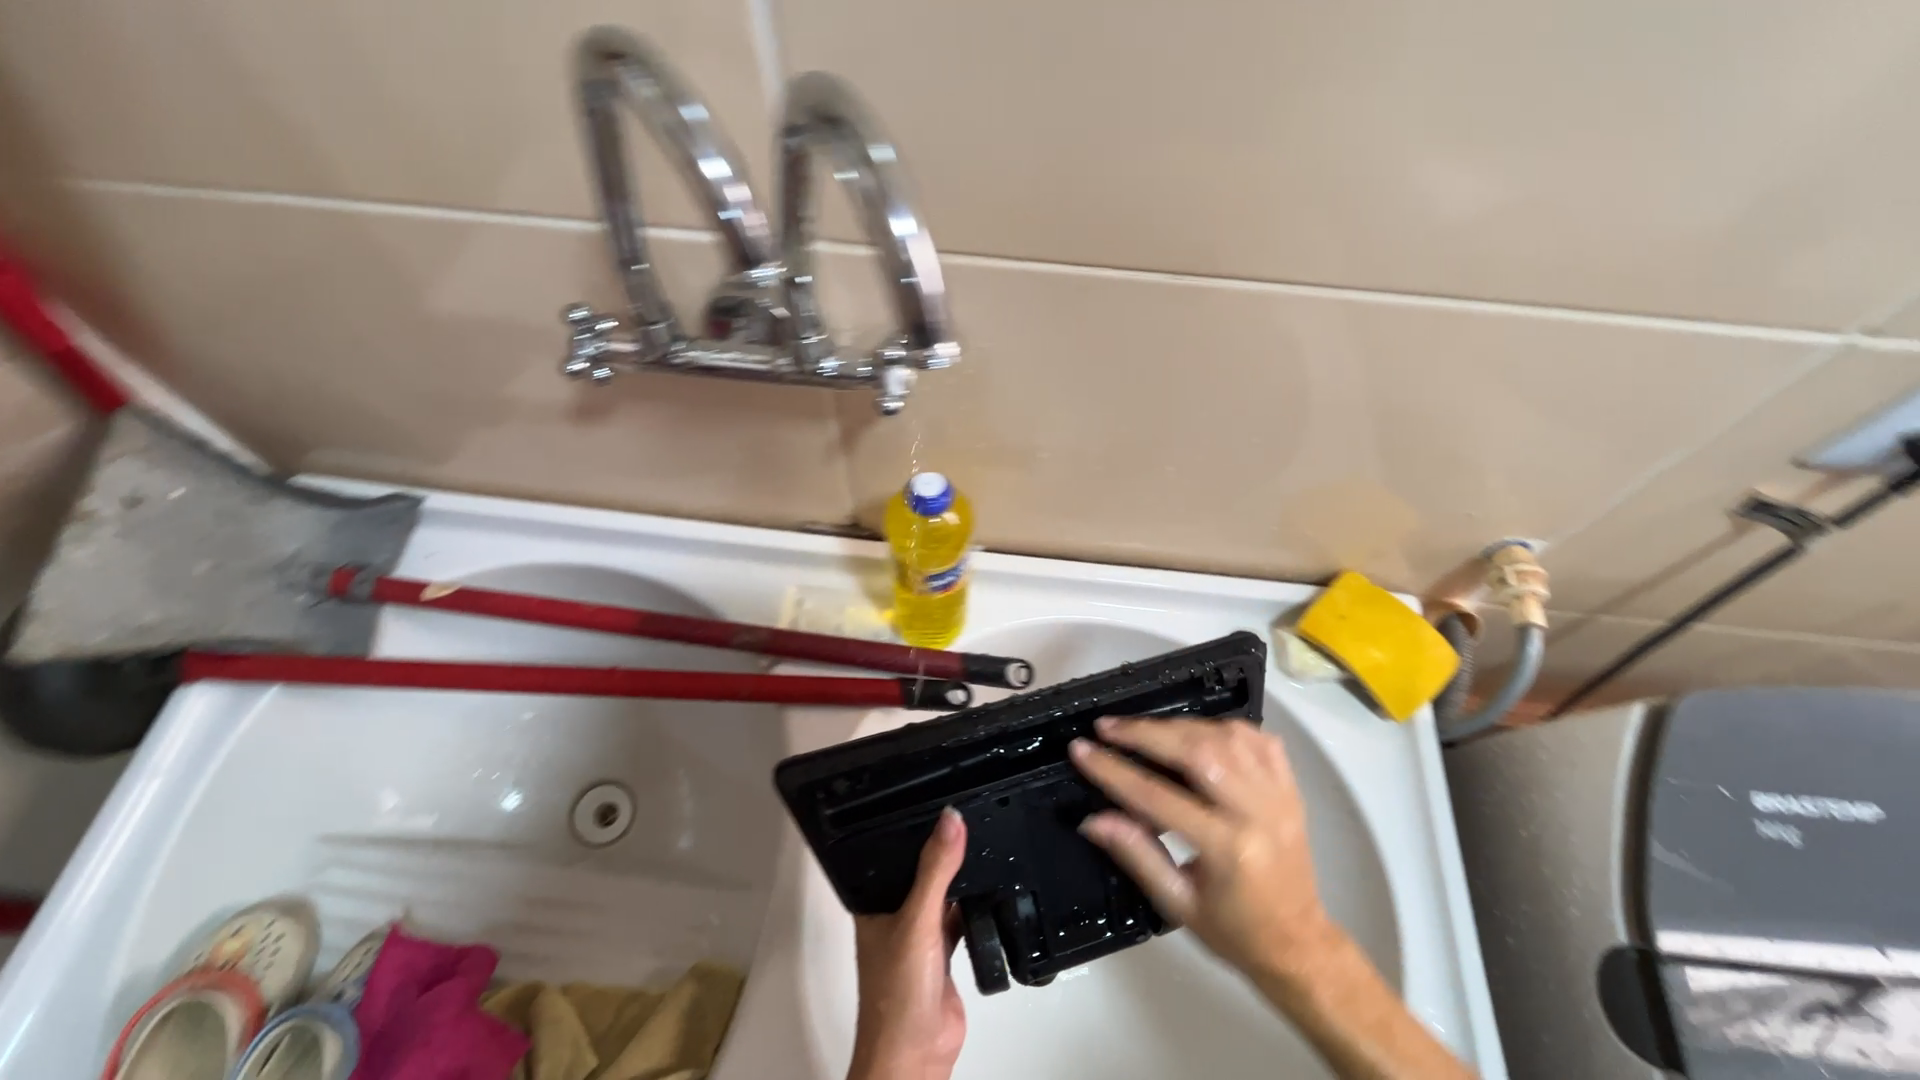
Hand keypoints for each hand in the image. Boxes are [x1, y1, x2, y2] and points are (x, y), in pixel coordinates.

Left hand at [847, 806, 967, 1079]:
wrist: (917, 1053)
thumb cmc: (896, 996)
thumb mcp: (918, 921)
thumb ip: (936, 870)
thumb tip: (951, 820)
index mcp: (873, 902)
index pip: (891, 853)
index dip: (911, 827)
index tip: (936, 796)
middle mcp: (893, 915)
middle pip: (921, 871)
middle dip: (942, 850)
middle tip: (969, 815)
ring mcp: (919, 935)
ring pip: (942, 894)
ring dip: (960, 879)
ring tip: (983, 844)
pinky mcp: (943, 953)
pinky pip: (960, 919)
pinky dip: (973, 907)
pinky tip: (990, 890)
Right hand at [1072, 717, 1471, 1079]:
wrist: (1298, 944)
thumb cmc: (1234, 931)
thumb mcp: (1176, 903)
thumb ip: (1136, 854)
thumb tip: (1092, 819)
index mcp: (1226, 849)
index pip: (1158, 796)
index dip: (1114, 770)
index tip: (1082, 751)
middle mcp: (1257, 813)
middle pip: (1196, 752)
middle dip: (1145, 734)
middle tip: (1107, 727)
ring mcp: (1279, 795)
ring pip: (1226, 737)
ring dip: (1180, 725)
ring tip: (1144, 729)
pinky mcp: (1290, 788)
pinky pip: (1258, 739)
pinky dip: (1222, 727)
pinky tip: (1196, 731)